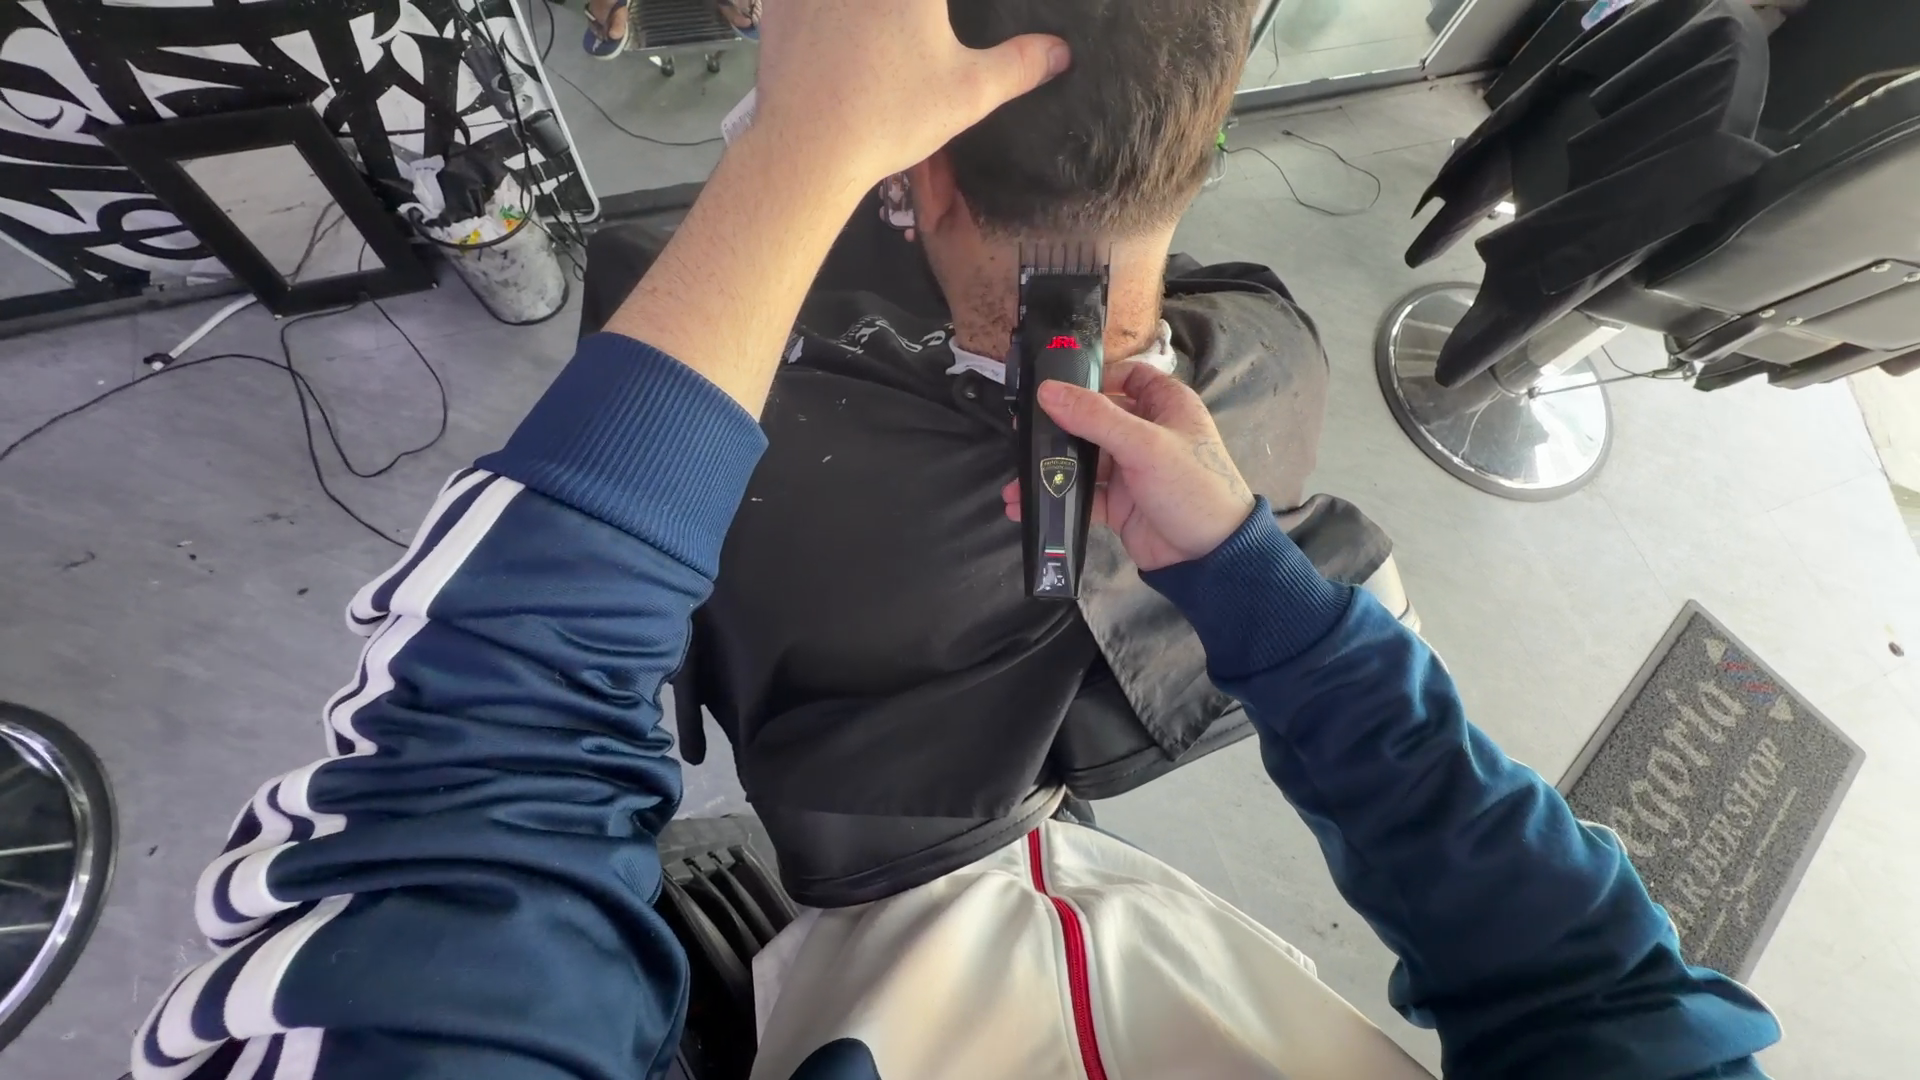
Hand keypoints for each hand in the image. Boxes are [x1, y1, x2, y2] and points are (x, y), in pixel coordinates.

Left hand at [752, 0, 1069, 186]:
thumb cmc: (893, 116)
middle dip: (918, 14)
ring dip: (874, 15)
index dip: (941, 9)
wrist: (809, 146)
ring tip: (883, 43)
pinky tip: (834, 28)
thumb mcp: (967, 94)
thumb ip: (1018, 66)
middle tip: (921, 29)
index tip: (943, 22)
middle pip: (909, 0)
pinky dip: (821, 11)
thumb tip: (1062, 53)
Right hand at [1002, 363, 1256, 571]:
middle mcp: (1147, 433)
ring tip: (1016, 481)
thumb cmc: (1190, 486)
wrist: (1209, 557)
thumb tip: (1046, 391)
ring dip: (1051, 469)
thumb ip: (1094, 417)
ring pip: (1084, 460)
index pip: (1130, 378)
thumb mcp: (1144, 445)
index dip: (1097, 378)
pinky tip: (1026, 505)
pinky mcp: (1118, 503)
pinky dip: (1056, 498)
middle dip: (1059, 428)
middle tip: (1021, 433)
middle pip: (1096, 420)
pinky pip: (1081, 494)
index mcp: (1166, 406)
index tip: (1058, 387)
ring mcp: (1131, 470)